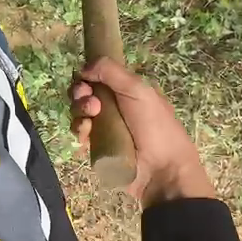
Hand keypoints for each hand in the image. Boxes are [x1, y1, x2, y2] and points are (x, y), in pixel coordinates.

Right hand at [70, 58, 215, 207]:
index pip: (97, 76)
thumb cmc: (155, 126)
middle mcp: (114, 106)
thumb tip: (83, 68)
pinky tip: (86, 133)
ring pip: (79, 110)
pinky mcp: (97, 146)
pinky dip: (79, 129)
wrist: (162, 172)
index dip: (88, 75)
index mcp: (126, 91)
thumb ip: (110, 70)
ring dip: (79, 110)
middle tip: (91, 103)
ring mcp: (105, 126)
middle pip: (84, 91)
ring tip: (91, 120)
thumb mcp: (138, 89)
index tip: (87, 79)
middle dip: (81, 93)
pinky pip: (80, 132)